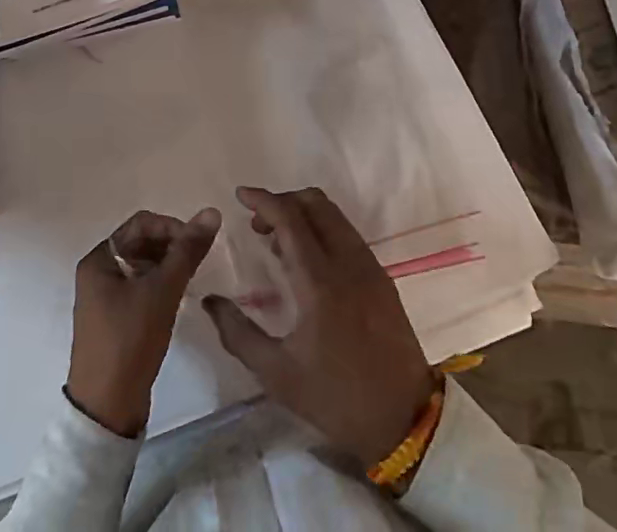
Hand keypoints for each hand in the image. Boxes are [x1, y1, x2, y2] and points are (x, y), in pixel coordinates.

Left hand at [66, 207, 220, 436]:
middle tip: (198, 263)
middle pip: (140, 243)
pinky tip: (178, 298)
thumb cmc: (130, 341)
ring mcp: (105, 297)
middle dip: (171, 247)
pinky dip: (160, 286)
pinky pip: (141, 288)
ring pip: (143, 266)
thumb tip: (211, 212)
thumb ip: (187, 251)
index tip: (198, 244)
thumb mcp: (162, 292)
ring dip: (168, 266)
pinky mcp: (115, 318)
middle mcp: (98, 272)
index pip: (140, 225)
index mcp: (99, 260)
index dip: (172, 227)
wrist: (107, 406)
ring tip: (191, 279)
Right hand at [202, 187, 438, 466]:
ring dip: (303, 215)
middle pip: (316, 204)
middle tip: (257, 223)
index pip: (290, 218)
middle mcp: (348, 263)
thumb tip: (210, 301)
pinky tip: (307, 262)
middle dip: (282, 201)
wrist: (406, 420)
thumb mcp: (276, 373)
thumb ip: (238, 332)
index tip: (240, 195)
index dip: (263, 200)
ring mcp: (370, 269)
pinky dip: (323, 231)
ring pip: (335, 217)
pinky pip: (348, 236)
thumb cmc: (336, 397)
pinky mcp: (382, 280)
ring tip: (278, 243)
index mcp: (319, 281)